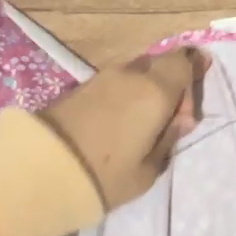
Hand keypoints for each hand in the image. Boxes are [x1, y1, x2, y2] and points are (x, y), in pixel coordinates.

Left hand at [42, 48, 208, 208]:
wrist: (42, 169)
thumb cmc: (106, 174)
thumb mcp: (149, 169)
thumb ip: (169, 138)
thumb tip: (178, 120)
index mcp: (155, 90)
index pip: (184, 61)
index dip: (194, 74)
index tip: (189, 108)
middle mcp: (132, 74)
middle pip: (162, 63)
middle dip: (171, 84)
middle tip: (168, 119)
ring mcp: (104, 76)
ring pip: (138, 72)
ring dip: (146, 91)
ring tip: (142, 125)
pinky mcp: (82, 86)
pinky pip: (117, 82)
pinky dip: (126, 95)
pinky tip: (120, 122)